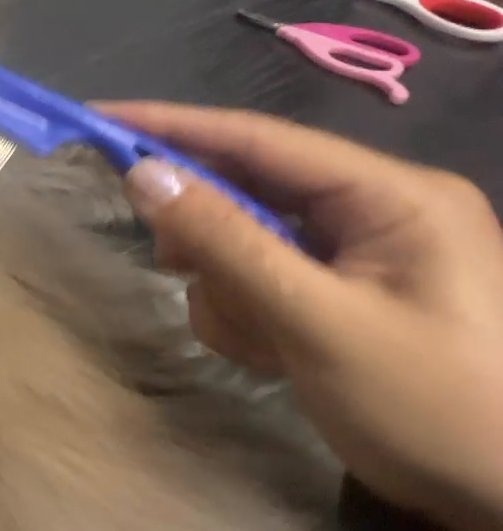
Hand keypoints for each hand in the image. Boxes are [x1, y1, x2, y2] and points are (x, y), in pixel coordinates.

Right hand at [100, 101, 502, 530]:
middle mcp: (377, 209)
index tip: (91, 121)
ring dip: (223, 281)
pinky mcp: (344, 289)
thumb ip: (224, 241)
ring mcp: (361, 251)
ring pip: (240, 234)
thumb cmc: (438, 409)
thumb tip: (139, 172)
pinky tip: (269, 349)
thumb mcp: (317, 322)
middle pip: (245, 186)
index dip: (167, 125)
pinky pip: (256, 271)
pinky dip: (241, 305)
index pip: (256, 138)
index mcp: (392, 197)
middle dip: (202, 229)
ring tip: (254, 335)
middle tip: (169, 262)